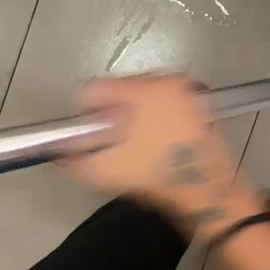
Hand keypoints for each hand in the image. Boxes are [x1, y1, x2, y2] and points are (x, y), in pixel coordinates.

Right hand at [56, 75, 266, 238]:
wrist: (210, 190)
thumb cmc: (159, 176)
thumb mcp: (107, 172)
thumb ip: (73, 160)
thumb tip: (59, 153)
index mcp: (143, 89)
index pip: (93, 89)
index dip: (84, 114)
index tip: (88, 135)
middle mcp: (167, 80)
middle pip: (120, 88)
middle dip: (111, 113)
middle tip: (115, 143)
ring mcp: (188, 89)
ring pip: (142, 95)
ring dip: (133, 114)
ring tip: (137, 144)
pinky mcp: (200, 101)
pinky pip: (164, 101)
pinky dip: (154, 116)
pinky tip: (156, 141)